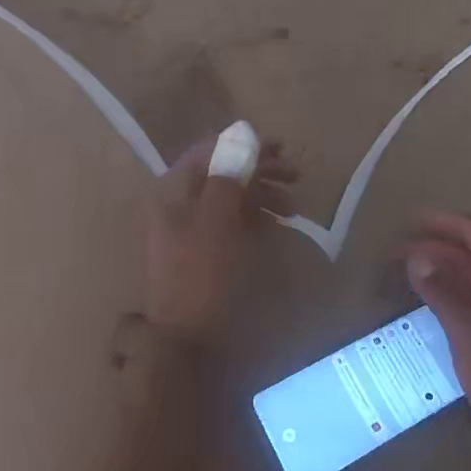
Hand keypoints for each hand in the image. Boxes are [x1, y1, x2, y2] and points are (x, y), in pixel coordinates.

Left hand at [145, 137, 293, 342]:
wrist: (186, 339)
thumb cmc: (202, 277)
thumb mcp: (216, 222)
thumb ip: (228, 176)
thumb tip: (243, 131)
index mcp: (174, 192)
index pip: (210, 151)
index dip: (246, 145)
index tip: (283, 150)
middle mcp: (178, 204)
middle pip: (222, 172)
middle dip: (260, 170)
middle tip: (296, 176)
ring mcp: (190, 229)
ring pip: (230, 197)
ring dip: (262, 195)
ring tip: (292, 209)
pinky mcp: (204, 251)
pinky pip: (232, 221)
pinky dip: (255, 217)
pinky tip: (275, 225)